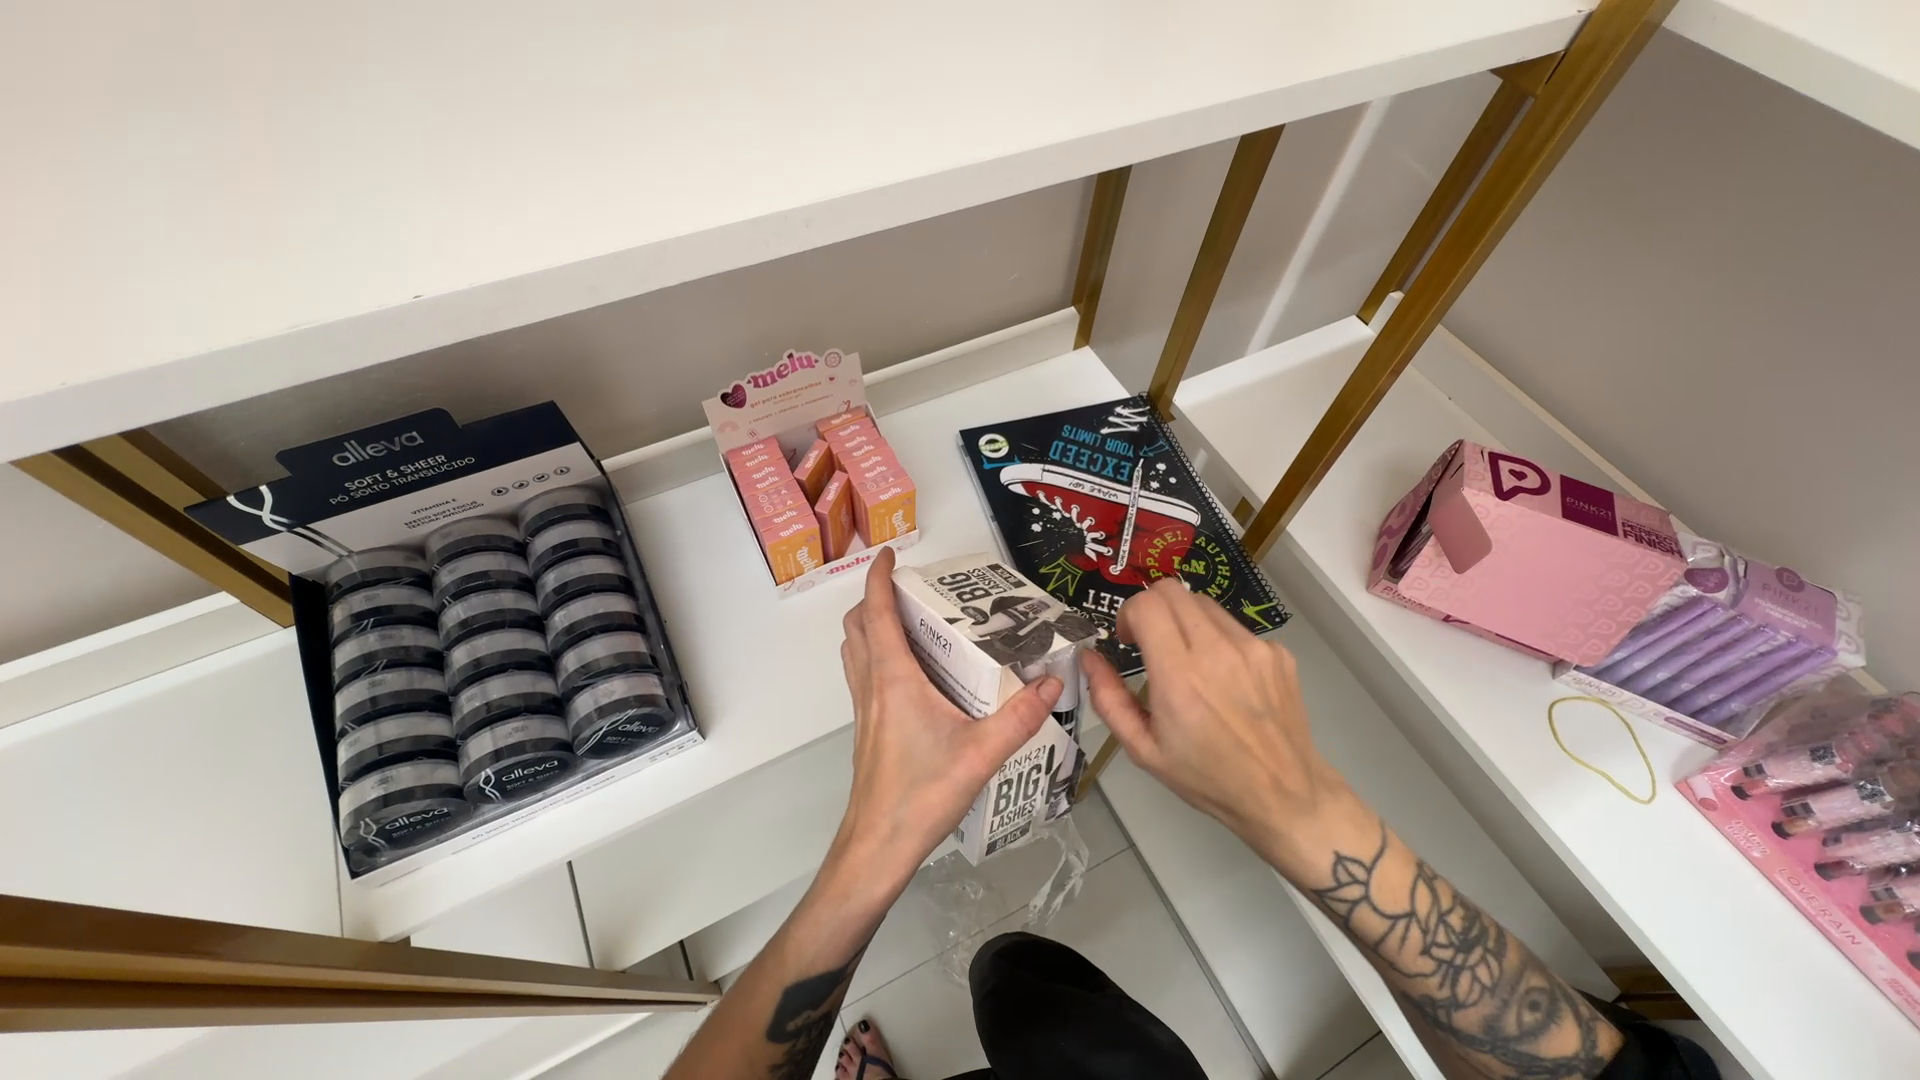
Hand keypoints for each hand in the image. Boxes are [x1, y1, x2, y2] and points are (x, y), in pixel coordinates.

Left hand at [834, 548, 1063, 886]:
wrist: (876, 847)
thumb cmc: (921, 796)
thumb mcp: (980, 755)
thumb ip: (1019, 717)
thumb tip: (1053, 681)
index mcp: (893, 679)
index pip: (877, 612)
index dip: (880, 578)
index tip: (891, 554)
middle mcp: (872, 685)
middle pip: (858, 626)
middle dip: (877, 598)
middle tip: (914, 591)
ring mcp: (864, 708)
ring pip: (856, 651)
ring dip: (872, 626)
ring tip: (913, 623)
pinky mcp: (867, 729)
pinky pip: (863, 675)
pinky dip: (877, 655)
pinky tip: (914, 675)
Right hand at [1083, 579, 1351, 863]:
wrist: (1283, 794)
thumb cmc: (1205, 777)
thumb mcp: (1143, 749)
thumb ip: (1108, 699)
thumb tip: (1089, 657)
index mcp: (1180, 677)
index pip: (1147, 605)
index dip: (1129, 614)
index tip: (1128, 640)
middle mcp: (1218, 652)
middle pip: (1173, 590)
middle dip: (1152, 607)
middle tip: (1150, 640)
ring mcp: (1254, 648)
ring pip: (1204, 603)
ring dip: (1185, 620)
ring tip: (1188, 659)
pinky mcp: (1278, 652)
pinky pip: (1235, 627)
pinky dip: (1219, 640)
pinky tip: (1224, 678)